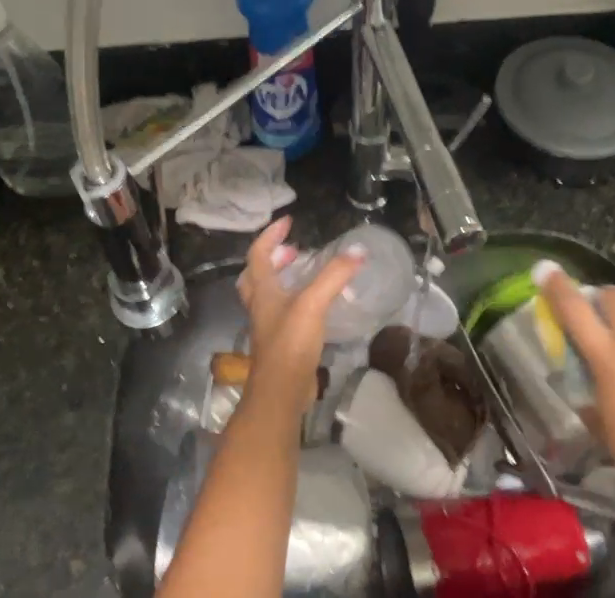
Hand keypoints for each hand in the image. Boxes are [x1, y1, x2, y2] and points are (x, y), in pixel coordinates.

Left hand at [236, 217, 366, 414]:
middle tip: (295, 250)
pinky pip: (282, 313)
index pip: (259, 253)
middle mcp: (260, 306)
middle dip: (272, 257)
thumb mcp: (313, 303)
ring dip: (281, 279)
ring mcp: (268, 326)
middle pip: (256, 275)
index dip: (271, 234)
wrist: (280, 394)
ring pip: (267, 295)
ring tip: (304, 274)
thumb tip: (358, 250)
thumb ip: (334, 276)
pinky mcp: (280, 343)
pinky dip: (294, 301)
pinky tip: (314, 307)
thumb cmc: (290, 344)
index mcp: (262, 291)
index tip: (288, 221)